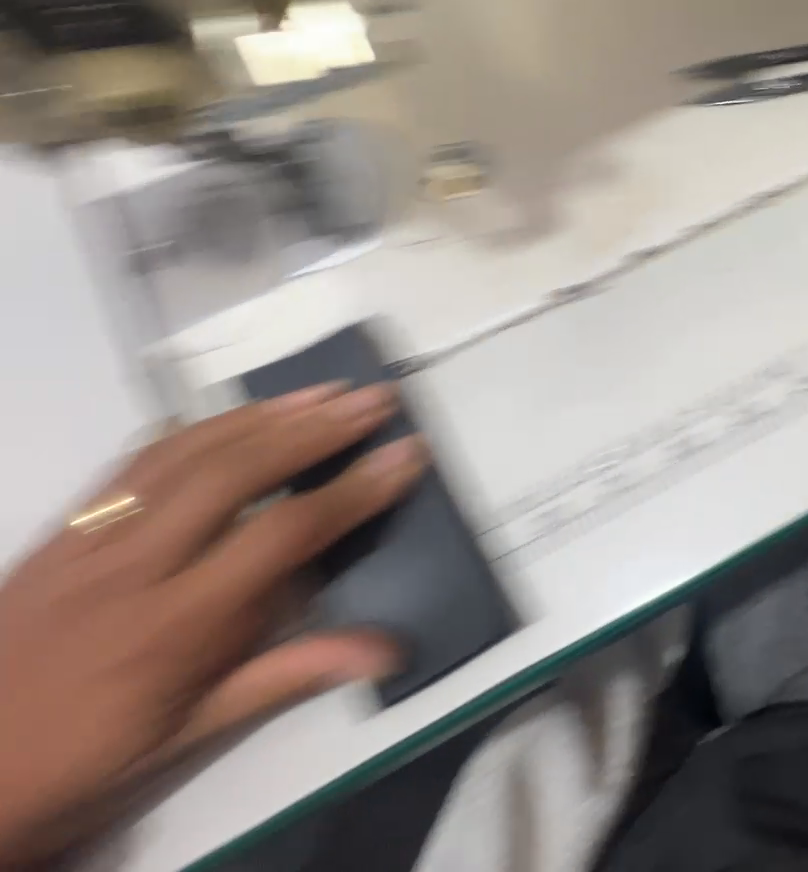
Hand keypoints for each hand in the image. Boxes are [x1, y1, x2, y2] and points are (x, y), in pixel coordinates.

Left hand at [0, 383, 425, 866]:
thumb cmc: (86, 759)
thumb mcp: (191, 734)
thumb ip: (290, 676)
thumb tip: (390, 650)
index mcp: (172, 625)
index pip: (281, 534)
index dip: (353, 490)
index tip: (408, 454)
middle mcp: (127, 569)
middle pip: (233, 474)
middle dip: (315, 430)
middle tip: (376, 400)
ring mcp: (84, 544)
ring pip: (181, 455)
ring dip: (262, 415)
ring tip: (324, 391)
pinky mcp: (57, 534)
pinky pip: (129, 464)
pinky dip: (194, 429)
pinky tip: (236, 416)